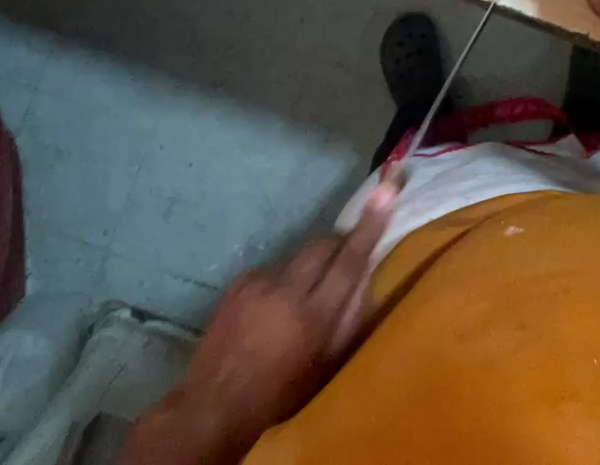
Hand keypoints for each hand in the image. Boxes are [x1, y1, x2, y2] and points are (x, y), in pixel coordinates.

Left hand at [124, 180, 399, 462]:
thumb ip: (350, 318)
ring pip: (298, 257)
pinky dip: (281, 281)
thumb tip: (367, 276)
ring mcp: (258, 282)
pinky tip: (272, 309)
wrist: (214, 407)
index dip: (370, 225)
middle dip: (338, 245)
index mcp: (314, 317)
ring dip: (307, 270)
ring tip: (300, 302)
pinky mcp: (239, 281)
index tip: (385, 191)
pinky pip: (273, 269)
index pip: (349, 261)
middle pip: (323, 245)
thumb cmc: (281, 394)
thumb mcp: (326, 365)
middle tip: (344, 260)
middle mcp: (286, 291)